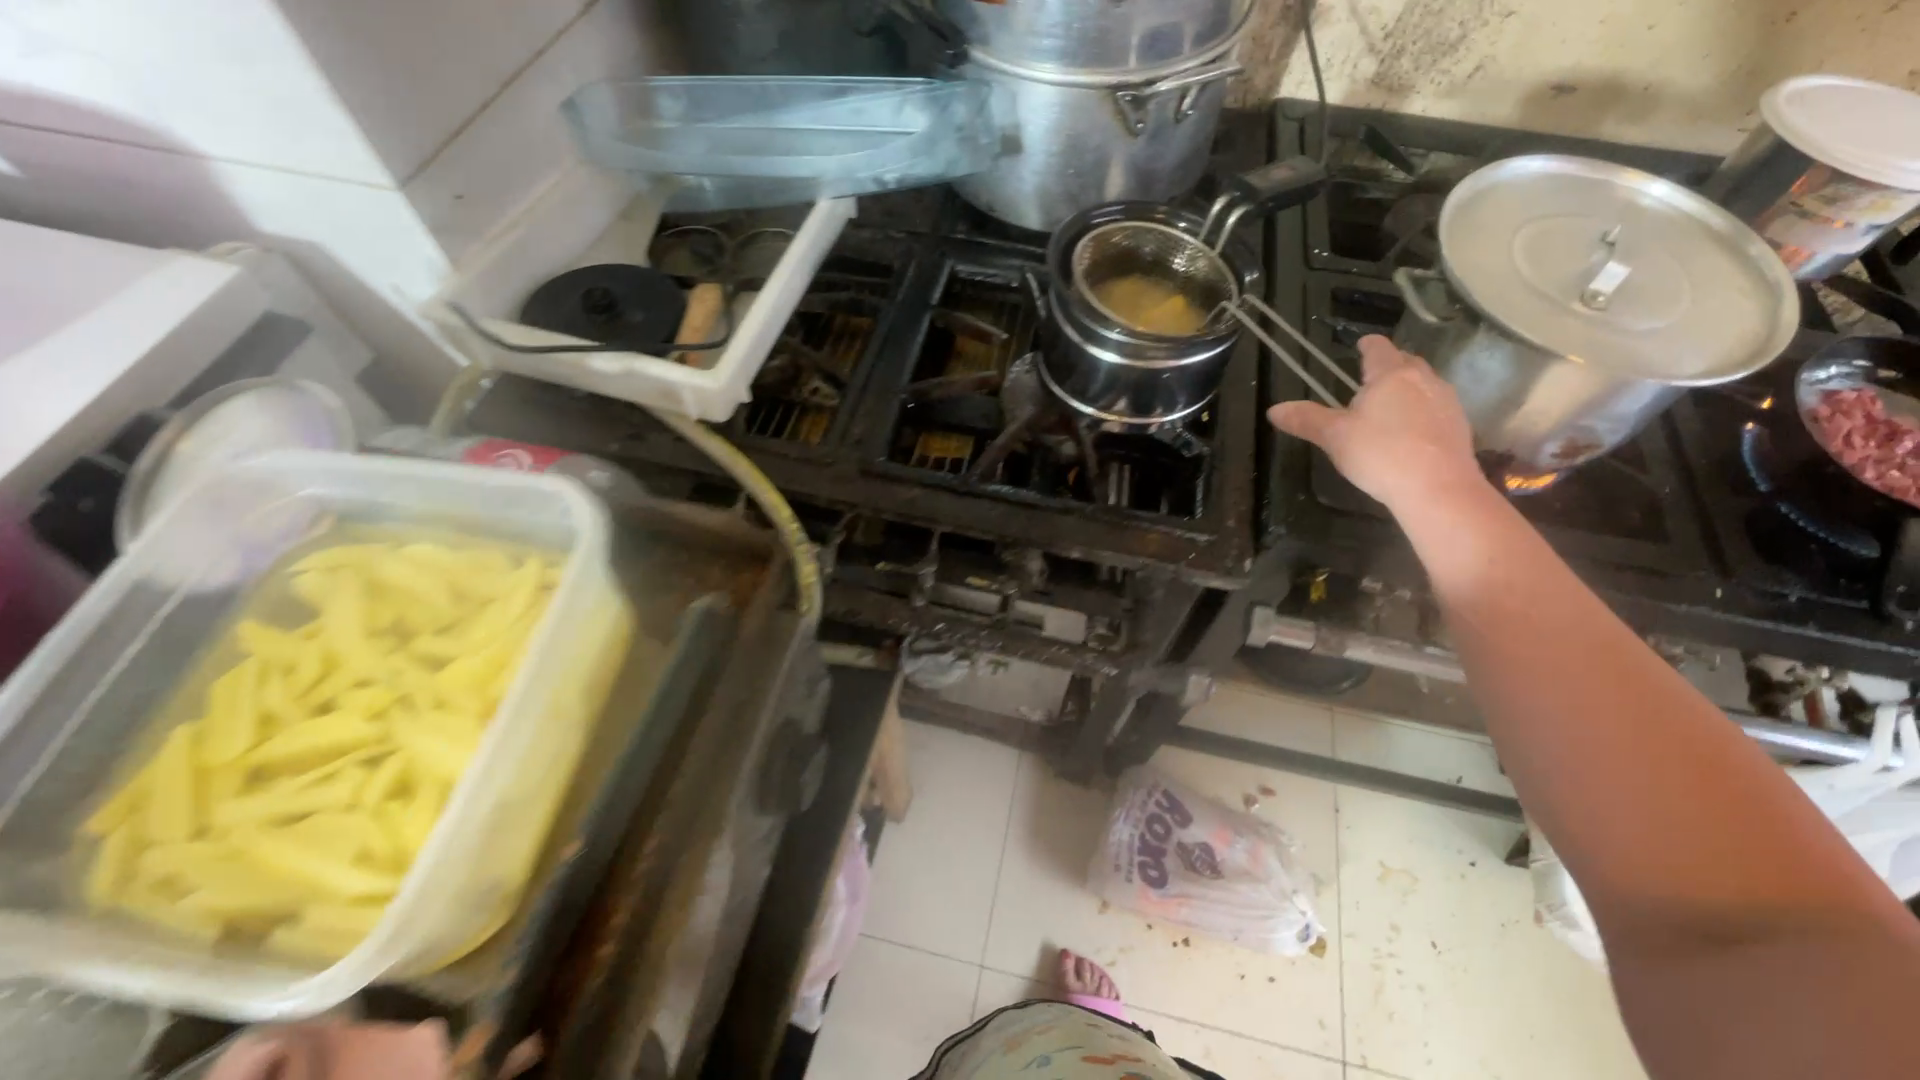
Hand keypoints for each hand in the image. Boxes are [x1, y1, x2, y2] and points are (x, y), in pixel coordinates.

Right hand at [1267, 335, 1482, 513]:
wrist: (1437, 488)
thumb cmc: (1381, 454)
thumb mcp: (1334, 437)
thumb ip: (1306, 419)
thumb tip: (1274, 410)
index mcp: (1390, 374)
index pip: (1378, 347)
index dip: (1366, 346)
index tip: (1359, 348)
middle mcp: (1422, 378)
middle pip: (1405, 361)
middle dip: (1388, 366)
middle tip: (1369, 381)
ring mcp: (1445, 400)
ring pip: (1423, 383)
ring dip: (1406, 388)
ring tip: (1388, 407)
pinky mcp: (1459, 424)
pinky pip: (1436, 406)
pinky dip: (1421, 410)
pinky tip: (1410, 432)